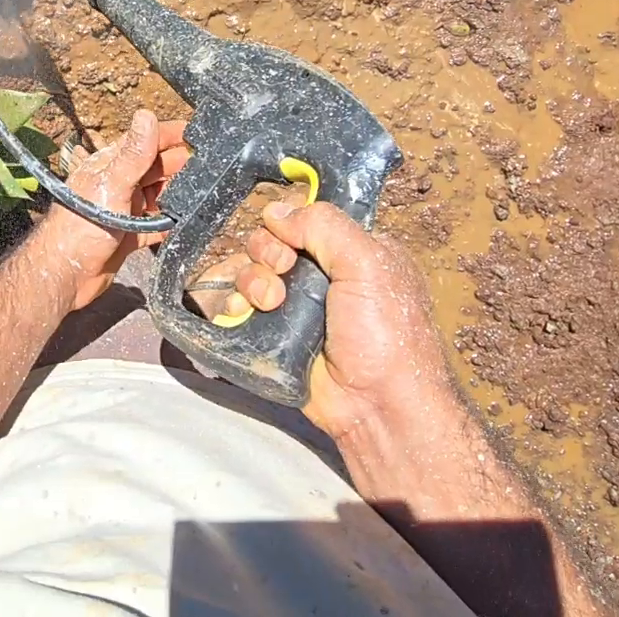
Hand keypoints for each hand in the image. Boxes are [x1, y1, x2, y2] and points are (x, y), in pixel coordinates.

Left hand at [28, 110, 188, 310]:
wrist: (66, 275)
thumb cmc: (81, 227)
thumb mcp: (112, 184)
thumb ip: (133, 154)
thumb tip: (146, 114)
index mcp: (110, 166)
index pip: (144, 142)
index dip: (169, 134)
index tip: (197, 131)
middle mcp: (118, 185)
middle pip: (155, 168)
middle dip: (180, 163)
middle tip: (209, 163)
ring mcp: (124, 211)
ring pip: (158, 195)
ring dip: (177, 192)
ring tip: (204, 189)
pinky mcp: (129, 236)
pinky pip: (156, 225)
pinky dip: (171, 223)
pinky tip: (187, 222)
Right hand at [244, 202, 458, 440]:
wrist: (377, 408)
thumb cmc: (387, 335)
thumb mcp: (369, 265)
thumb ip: (325, 227)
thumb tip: (275, 211)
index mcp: (350, 252)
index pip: (302, 218)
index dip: (288, 224)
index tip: (291, 241)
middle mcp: (319, 275)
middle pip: (267, 242)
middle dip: (266, 253)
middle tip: (282, 273)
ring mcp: (294, 305)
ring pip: (248, 271)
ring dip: (250, 281)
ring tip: (268, 304)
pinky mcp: (271, 333)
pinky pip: (236, 305)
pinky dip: (232, 304)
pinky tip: (242, 314)